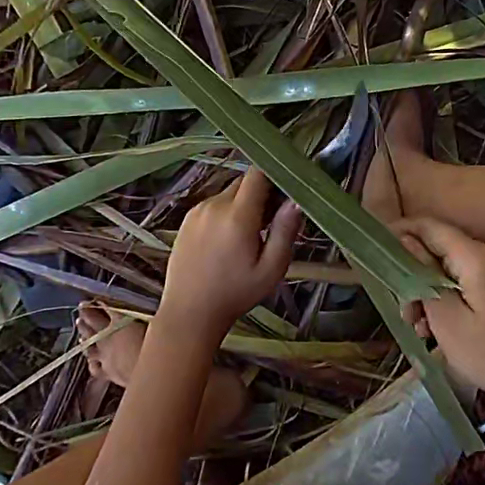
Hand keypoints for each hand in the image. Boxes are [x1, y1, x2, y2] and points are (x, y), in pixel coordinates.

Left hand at [162, 168, 302, 328]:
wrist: (189, 312)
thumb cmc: (236, 293)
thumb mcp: (271, 268)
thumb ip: (285, 231)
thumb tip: (297, 200)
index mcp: (237, 215)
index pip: (257, 173)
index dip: (275, 172)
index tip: (289, 184)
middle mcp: (214, 205)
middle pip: (244, 182)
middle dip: (263, 192)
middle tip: (276, 218)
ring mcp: (197, 212)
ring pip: (229, 193)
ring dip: (246, 203)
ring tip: (255, 233)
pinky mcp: (187, 221)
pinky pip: (214, 205)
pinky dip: (228, 212)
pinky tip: (232, 239)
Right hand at [390, 216, 484, 406]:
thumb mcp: (448, 321)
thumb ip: (423, 277)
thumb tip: (405, 241)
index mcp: (475, 256)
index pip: (428, 226)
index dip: (399, 233)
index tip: (374, 255)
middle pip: (437, 250)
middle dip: (413, 277)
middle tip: (405, 316)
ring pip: (449, 271)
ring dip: (428, 295)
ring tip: (422, 332)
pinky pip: (465, 284)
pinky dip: (447, 302)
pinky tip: (441, 332)